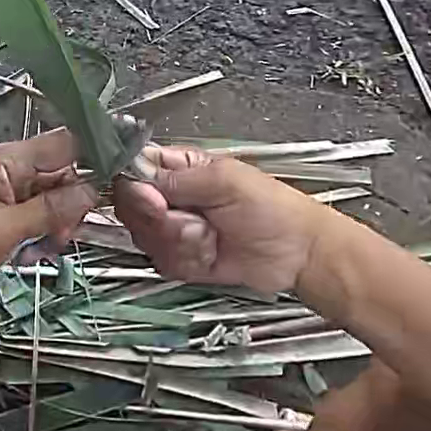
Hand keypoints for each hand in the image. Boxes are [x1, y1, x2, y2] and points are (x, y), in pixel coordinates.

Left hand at [0, 129, 97, 301]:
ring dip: (61, 221)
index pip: (63, 143)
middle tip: (67, 233)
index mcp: (10, 159)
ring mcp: (14, 189)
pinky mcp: (14, 210)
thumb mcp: (5, 229)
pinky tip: (40, 250)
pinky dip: (49, 230)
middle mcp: (15, 167)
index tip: (117, 177)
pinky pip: (45, 212)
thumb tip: (93, 191)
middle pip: (65, 172)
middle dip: (74, 202)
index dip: (93, 154)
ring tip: (49, 246)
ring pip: (58, 195)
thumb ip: (50, 209)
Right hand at [115, 146, 331, 293]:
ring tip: (209, 236)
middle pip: (133, 208)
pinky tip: (210, 253)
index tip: (156, 200)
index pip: (133, 171)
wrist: (297, 253)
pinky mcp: (182, 257)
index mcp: (178, 168)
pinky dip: (187, 261)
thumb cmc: (271, 207)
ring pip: (146, 238)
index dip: (136, 188)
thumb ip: (177, 179)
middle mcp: (170, 197)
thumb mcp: (224, 181)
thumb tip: (139, 176)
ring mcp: (174, 228)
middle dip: (161, 221)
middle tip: (192, 221)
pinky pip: (163, 262)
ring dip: (179, 243)